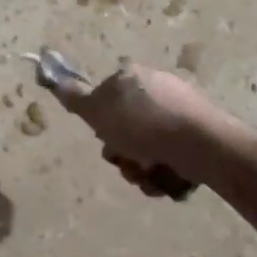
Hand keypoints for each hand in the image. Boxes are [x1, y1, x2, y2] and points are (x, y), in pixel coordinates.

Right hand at [49, 64, 239, 197]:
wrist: (201, 144)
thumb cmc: (144, 124)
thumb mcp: (98, 110)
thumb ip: (74, 97)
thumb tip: (55, 79)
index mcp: (132, 76)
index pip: (105, 97)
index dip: (100, 122)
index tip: (103, 136)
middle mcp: (157, 89)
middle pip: (126, 126)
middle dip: (121, 151)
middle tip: (125, 161)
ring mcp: (180, 112)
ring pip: (146, 146)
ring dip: (139, 167)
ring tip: (146, 176)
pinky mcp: (198, 136)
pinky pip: (170, 156)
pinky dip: (162, 172)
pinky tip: (163, 180)